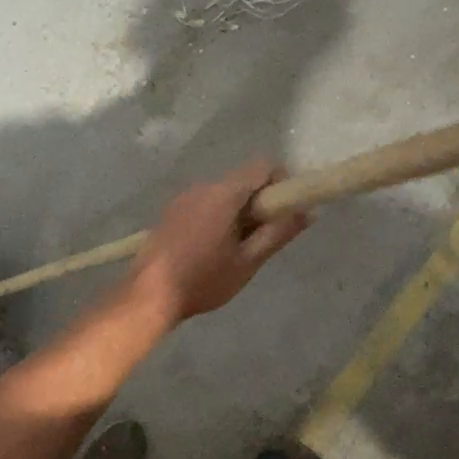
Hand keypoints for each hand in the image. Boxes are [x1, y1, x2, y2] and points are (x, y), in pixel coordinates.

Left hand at [132, 159, 309, 323]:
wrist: (150, 293)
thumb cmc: (203, 279)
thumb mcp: (248, 261)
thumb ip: (278, 233)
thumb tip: (308, 211)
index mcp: (222, 193)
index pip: (262, 166)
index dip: (281, 182)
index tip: (286, 211)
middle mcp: (201, 186)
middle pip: (242, 180)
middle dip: (260, 203)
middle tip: (263, 238)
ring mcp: (182, 197)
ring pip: (222, 193)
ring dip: (238, 212)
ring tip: (237, 249)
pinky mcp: (171, 211)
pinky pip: (204, 203)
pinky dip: (217, 216)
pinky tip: (212, 248)